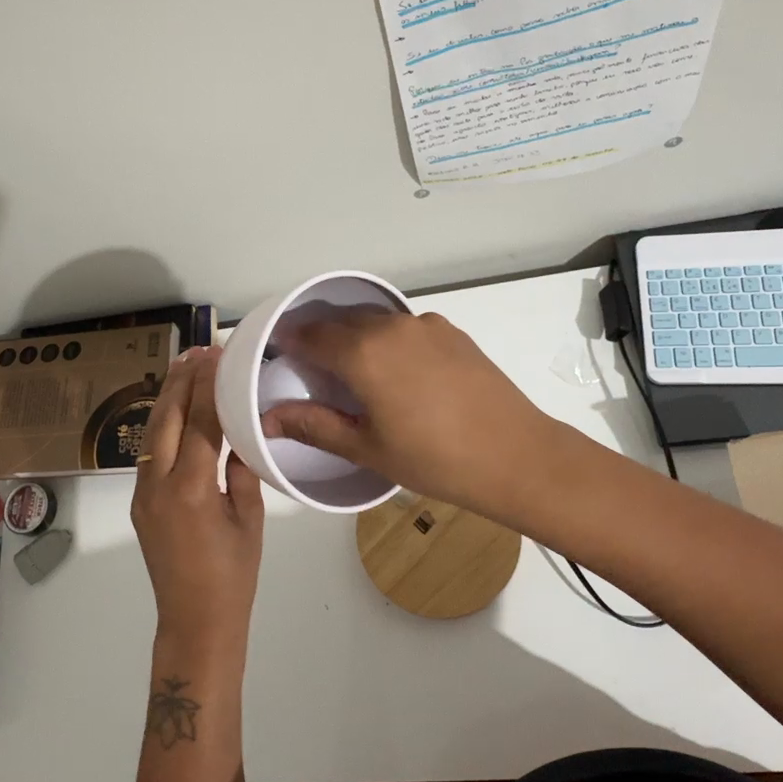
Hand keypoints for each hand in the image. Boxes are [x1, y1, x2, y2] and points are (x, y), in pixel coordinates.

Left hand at [131, 346, 265, 651]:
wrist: (195, 620)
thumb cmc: (233, 575)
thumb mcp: (250, 519)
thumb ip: (242, 472)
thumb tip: (239, 435)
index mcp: (193, 488)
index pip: (201, 422)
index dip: (209, 385)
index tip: (218, 354)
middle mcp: (160, 484)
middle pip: (167, 418)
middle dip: (182, 380)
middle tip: (198, 349)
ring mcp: (143, 493)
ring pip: (151, 432)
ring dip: (168, 397)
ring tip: (182, 366)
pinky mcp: (139, 502)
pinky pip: (149, 452)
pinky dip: (162, 423)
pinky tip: (174, 409)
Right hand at [260, 311, 566, 522]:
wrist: (515, 455)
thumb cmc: (434, 460)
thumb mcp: (367, 449)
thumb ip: (314, 425)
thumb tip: (267, 418)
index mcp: (363, 353)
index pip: (311, 335)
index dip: (290, 342)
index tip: (278, 354)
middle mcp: (391, 327)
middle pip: (342, 322)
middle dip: (321, 337)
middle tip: (310, 366)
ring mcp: (426, 326)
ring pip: (375, 321)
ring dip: (355, 336)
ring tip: (351, 369)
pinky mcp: (452, 333)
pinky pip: (405, 328)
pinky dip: (388, 340)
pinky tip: (395, 372)